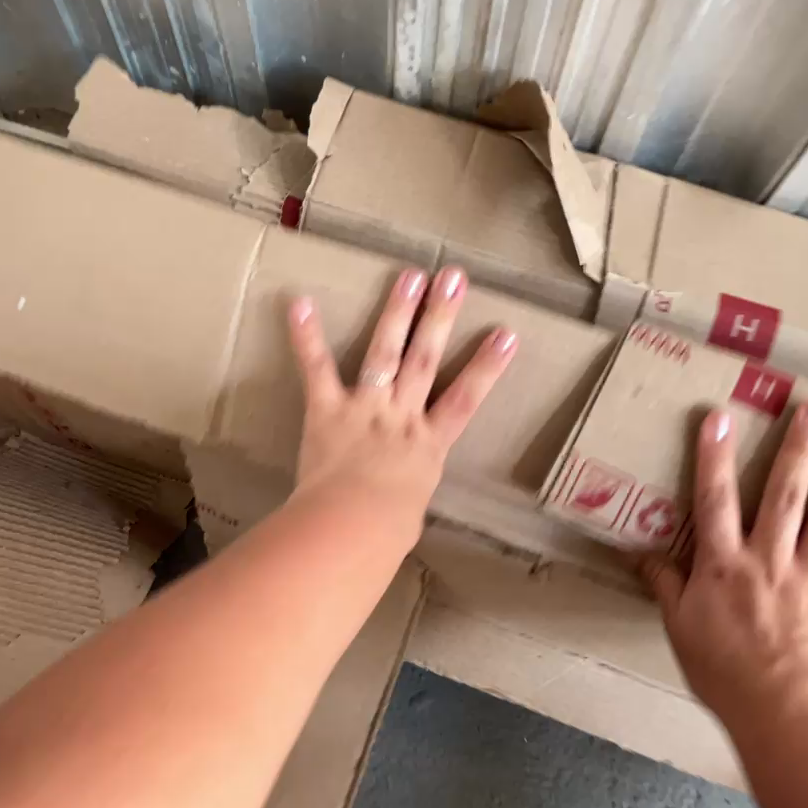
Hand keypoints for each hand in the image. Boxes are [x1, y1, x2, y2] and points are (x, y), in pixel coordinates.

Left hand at [285, 266, 516, 536]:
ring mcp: (366, 409)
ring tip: (410, 275)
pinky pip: (317, 369)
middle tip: (454, 277)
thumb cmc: (385, 532)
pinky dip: (306, 337)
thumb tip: (399, 502)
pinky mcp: (328, 410)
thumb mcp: (408, 513)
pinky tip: (300, 303)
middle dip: (441, 316)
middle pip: (425, 359)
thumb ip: (407, 493)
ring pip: (384, 353)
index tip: (506, 335)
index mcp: (427, 444)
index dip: (487, 367)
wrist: (353, 526)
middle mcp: (401, 416)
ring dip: (397, 311)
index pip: (465, 399)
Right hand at [642, 401, 807, 726]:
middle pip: (784, 496)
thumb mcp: (678, 624)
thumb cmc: (719, 669)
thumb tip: (641, 552)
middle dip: (797, 450)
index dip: (713, 456)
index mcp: (724, 563)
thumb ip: (665, 582)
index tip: (719, 415)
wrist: (775, 712)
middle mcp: (769, 560)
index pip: (714, 500)